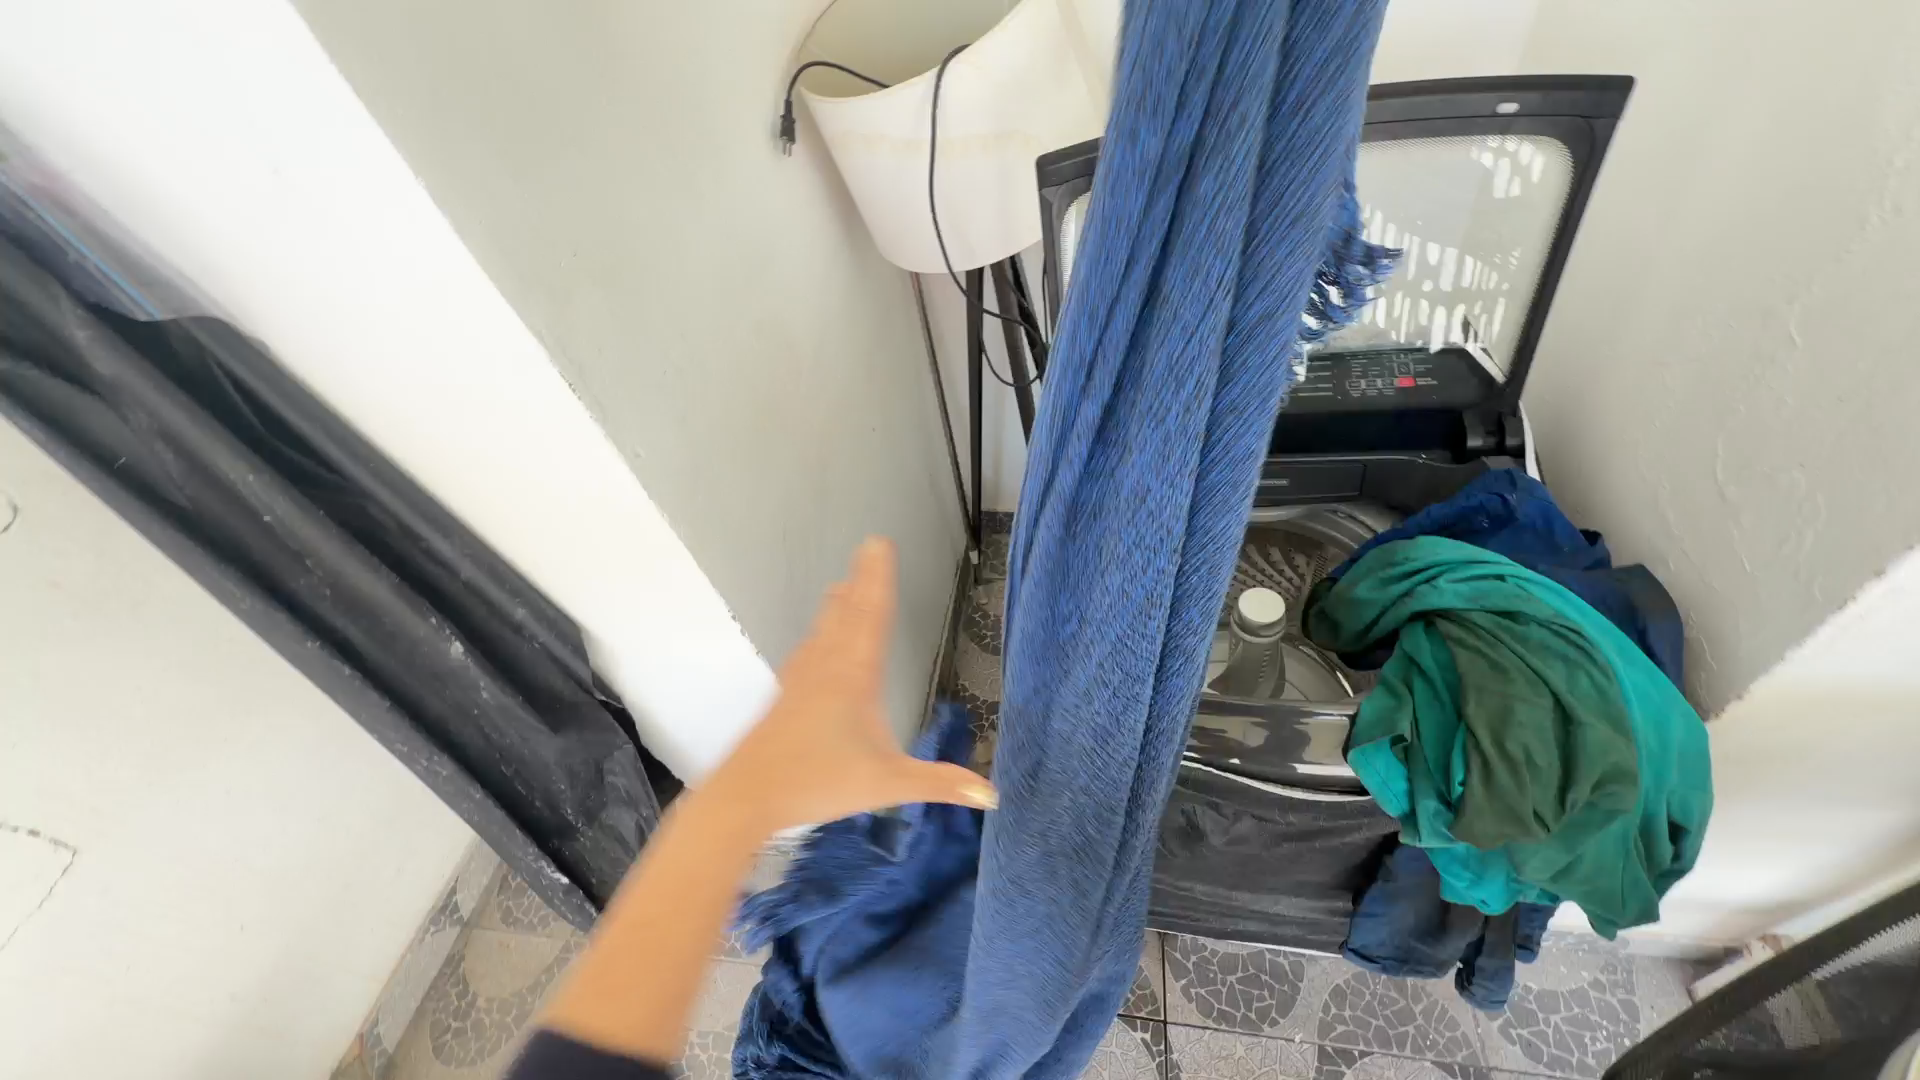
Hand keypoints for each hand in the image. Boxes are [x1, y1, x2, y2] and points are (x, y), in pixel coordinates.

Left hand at [705, 537, 996, 832]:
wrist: (745, 796)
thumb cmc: (819, 782)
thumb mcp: (888, 784)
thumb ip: (940, 785)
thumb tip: (993, 796)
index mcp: (855, 675)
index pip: (871, 614)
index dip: (878, 578)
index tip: (879, 543)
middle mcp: (826, 666)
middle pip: (847, 613)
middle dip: (861, 580)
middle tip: (868, 548)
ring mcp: (800, 680)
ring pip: (823, 631)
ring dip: (838, 605)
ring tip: (843, 585)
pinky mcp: (784, 697)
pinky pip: (808, 652)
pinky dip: (819, 635)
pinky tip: (815, 645)